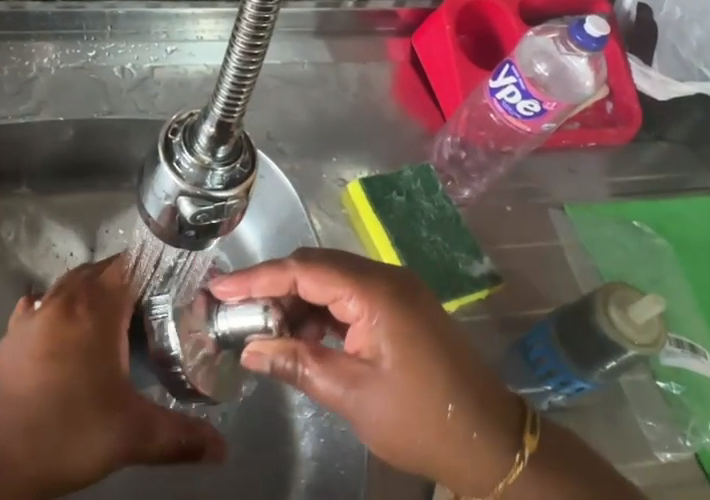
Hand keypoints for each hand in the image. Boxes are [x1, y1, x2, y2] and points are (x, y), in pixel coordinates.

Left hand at [0, 255, 225, 499]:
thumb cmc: (59, 431)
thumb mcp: (130, 435)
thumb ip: (180, 436)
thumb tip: (222, 447)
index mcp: (95, 306)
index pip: (134, 262)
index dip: (162, 266)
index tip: (187, 280)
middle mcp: (62, 299)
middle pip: (103, 271)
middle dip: (134, 282)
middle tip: (164, 307)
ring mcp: (32, 316)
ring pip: (72, 288)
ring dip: (97, 297)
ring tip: (124, 323)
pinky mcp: (11, 338)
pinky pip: (45, 310)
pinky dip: (64, 315)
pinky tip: (68, 336)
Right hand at [210, 247, 524, 494]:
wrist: (490, 442)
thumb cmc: (420, 420)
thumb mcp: (351, 395)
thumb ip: (297, 363)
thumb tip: (251, 349)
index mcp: (376, 292)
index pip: (303, 270)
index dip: (257, 278)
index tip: (218, 289)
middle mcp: (386, 278)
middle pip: (315, 267)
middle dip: (273, 287)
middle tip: (235, 310)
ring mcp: (397, 290)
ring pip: (331, 279)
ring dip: (296, 300)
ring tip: (263, 329)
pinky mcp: (402, 307)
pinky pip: (350, 296)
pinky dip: (321, 312)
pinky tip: (300, 336)